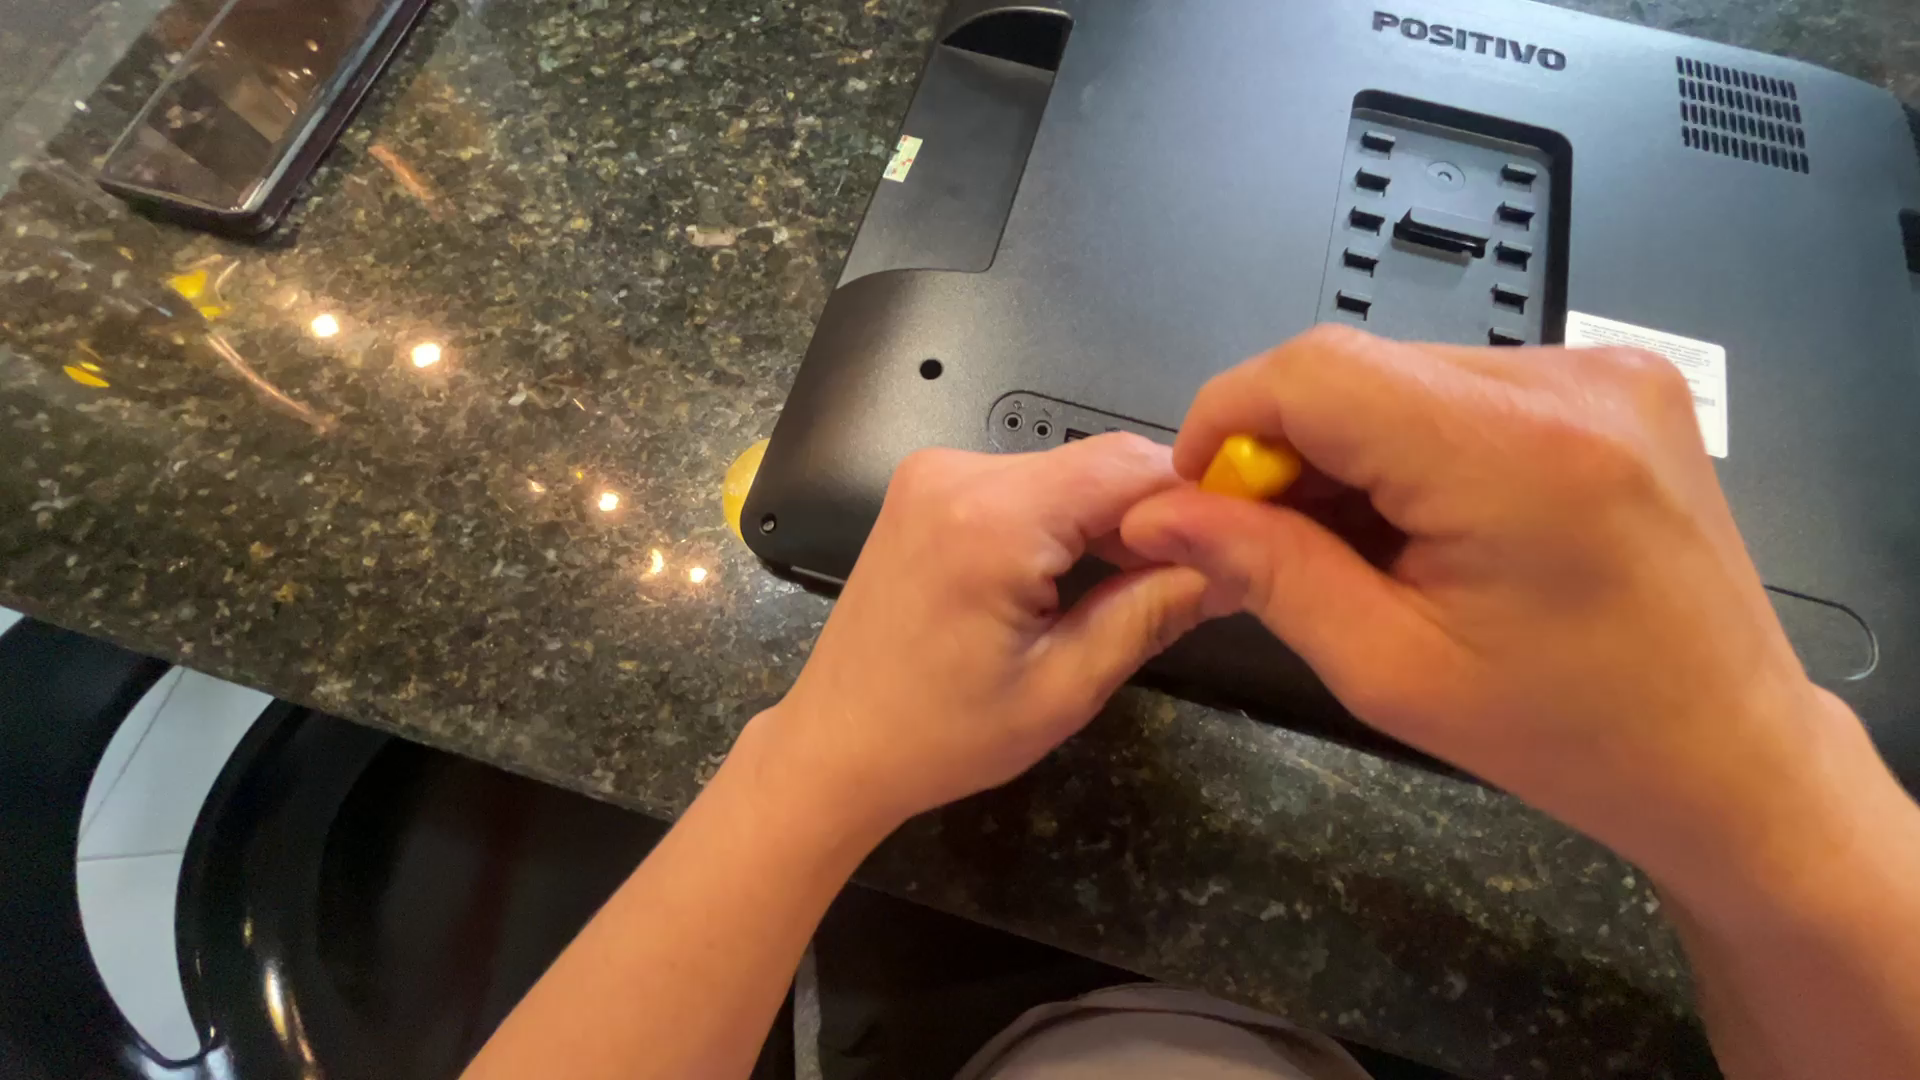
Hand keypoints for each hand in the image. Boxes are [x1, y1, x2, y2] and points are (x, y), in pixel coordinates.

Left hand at [747, 434, 1212, 838]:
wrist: (837, 742)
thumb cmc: (943, 735)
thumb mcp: (1063, 688)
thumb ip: (1151, 612)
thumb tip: (1229, 565)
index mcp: (992, 519)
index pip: (1127, 465)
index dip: (1190, 497)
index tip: (1225, 545)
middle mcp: (956, 471)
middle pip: (1094, 461)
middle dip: (1149, 512)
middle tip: (1180, 578)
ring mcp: (932, 473)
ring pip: (1060, 470)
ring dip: (1103, 516)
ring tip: (1123, 582)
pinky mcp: (924, 487)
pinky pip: (1019, 482)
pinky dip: (1057, 515)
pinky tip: (1063, 568)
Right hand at [1121, 326, 1901, 905]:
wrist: (1726, 754)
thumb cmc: (1559, 732)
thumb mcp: (1380, 665)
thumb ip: (1260, 569)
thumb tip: (1156, 513)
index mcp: (1514, 457)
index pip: (1311, 372)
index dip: (1224, 417)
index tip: (1199, 494)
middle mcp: (1566, 382)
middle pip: (1344, 369)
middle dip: (1275, 446)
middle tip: (1265, 536)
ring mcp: (1594, 372)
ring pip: (1384, 375)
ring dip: (1331, 449)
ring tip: (1346, 540)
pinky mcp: (1598, 383)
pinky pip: (1438, 388)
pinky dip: (1386, 445)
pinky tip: (1400, 516)